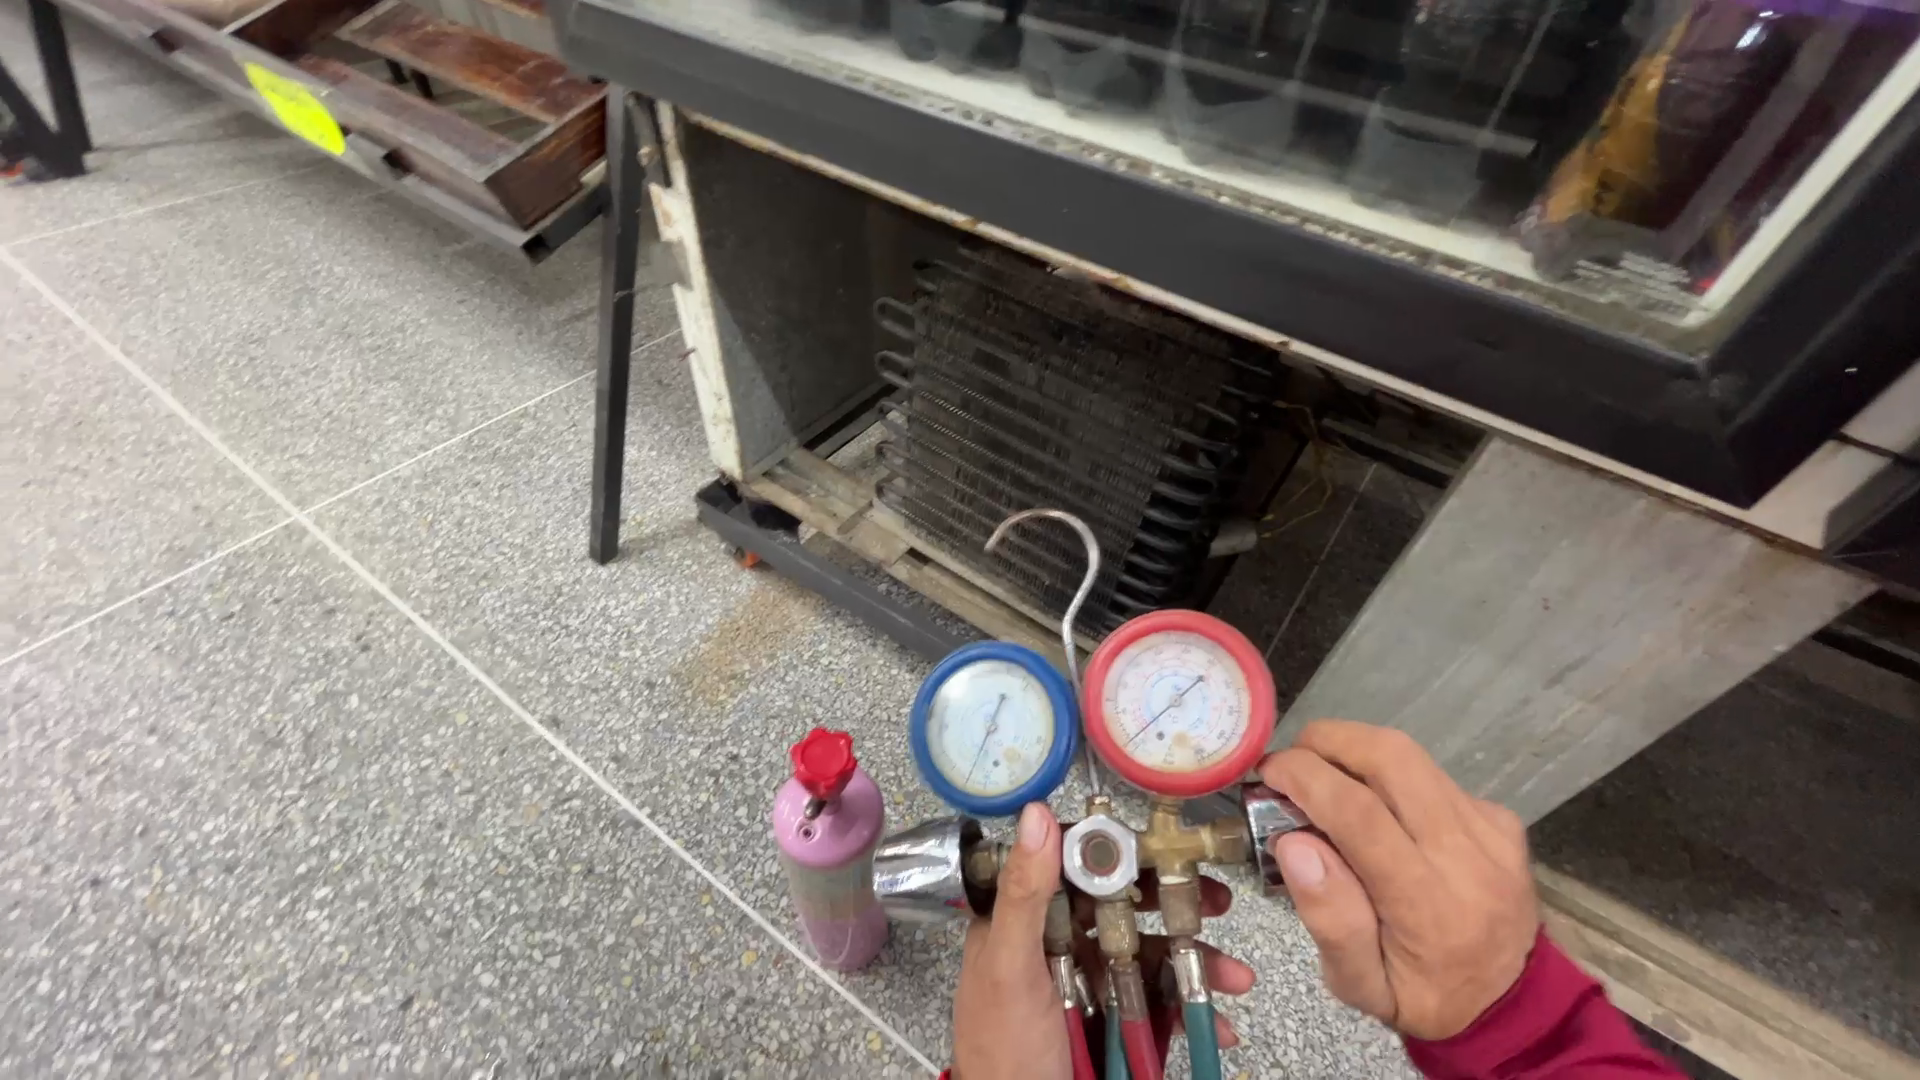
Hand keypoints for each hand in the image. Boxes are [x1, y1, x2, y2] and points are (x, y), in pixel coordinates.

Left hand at [952, 804, 1257, 1079]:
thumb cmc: (1002, 1052)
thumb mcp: (1010, 966)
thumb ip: (1024, 894)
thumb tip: (1036, 815)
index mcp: (1025, 917)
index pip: (1074, 864)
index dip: (1120, 851)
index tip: (1163, 846)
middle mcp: (1056, 940)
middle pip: (1121, 903)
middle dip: (1172, 901)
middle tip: (1216, 900)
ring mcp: (1087, 980)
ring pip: (1147, 951)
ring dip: (1194, 958)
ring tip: (1235, 976)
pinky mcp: (1112, 1019)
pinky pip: (1157, 1001)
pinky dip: (1191, 1009)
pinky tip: (1215, 1024)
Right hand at [1258, 720, 1538, 1039]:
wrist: (1513, 1007)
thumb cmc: (1421, 996)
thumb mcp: (1358, 984)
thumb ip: (1327, 918)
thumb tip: (1292, 843)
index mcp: (1429, 905)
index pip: (1359, 813)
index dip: (1305, 776)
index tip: (1268, 772)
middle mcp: (1468, 857)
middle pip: (1391, 758)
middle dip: (1328, 741)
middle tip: (1292, 760)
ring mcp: (1491, 833)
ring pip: (1410, 755)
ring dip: (1353, 750)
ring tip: (1323, 773)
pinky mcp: (1500, 820)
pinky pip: (1429, 774)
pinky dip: (1387, 775)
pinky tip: (1377, 805)